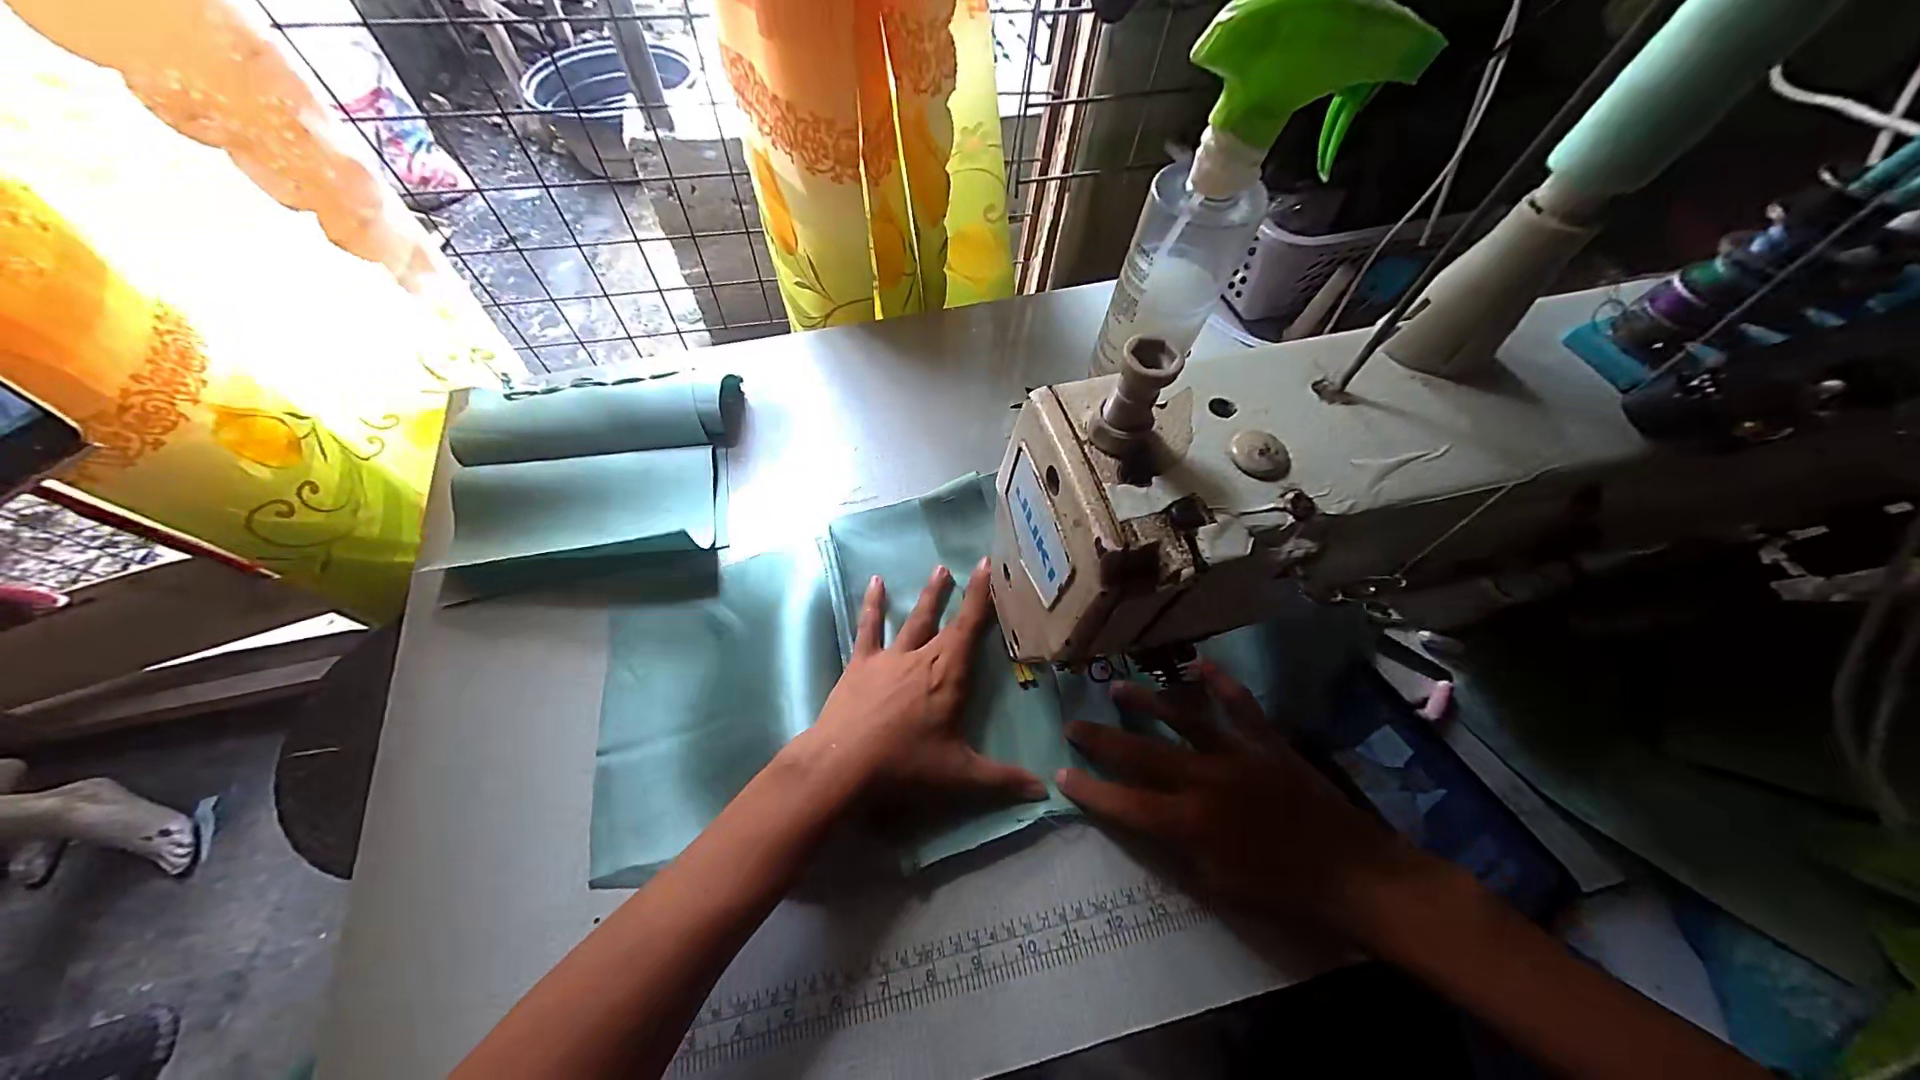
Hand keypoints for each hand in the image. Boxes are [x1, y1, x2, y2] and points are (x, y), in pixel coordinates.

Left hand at [808, 559, 1046, 802]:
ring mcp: (888, 658)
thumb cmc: (905, 766)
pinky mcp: (860, 664)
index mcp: (948, 675)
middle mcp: (921, 657)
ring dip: (927, 596)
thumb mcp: (959, 776)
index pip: (970, 628)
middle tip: (966, 566)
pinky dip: (873, 606)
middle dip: (959, 594)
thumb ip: (1003, 779)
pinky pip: (869, 629)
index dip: (981, 596)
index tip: (988, 566)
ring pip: (912, 620)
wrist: (842, 764)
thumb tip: (1044, 790)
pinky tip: (875, 583)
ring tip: (937, 569)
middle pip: (944, 620)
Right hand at [1057, 663, 1430, 930]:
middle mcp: (1206, 780)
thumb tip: (1144, 821)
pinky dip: (1220, 684)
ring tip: (1119, 688)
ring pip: (1182, 718)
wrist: (1355, 875)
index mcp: (1191, 823)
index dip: (1089, 790)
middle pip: (1141, 752)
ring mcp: (1238, 755)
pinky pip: (1240, 706)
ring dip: (1147, 701)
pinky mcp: (1267, 743)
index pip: (1124, 803)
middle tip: (1073, 723)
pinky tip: (1200, 667)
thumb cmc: (1283, 893)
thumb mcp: (1219, 887)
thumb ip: (1176, 850)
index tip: (1061, 773)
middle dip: (1101, 739)